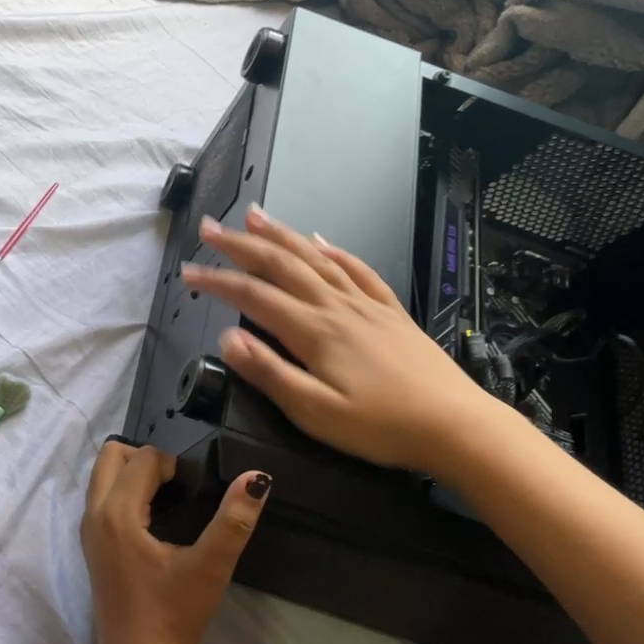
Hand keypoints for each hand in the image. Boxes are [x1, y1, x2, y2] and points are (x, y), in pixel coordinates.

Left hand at [80, 440, 269, 643]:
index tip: (193, 492)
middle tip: (177, 485)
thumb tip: (257, 477)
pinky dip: (123, 492)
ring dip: (132, 474)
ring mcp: (87, 530)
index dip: (172, 465)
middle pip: (111, 455)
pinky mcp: (91, 545)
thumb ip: (234, 520)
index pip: (143, 458)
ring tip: (168, 499)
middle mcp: (93, 513)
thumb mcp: (210, 567)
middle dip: (145, 458)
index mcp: (117, 512)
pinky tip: (154, 519)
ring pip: (103, 476)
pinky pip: (101, 497)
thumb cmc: (173, 615)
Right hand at [180, 202, 507, 473]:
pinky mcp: (391, 313)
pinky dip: (334, 250)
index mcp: (314, 331)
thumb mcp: (314, 411)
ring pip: (316, 259)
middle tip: (210, 228)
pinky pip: (358, 270)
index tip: (187, 272)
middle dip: (241, 245)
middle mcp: (337, 308)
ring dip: (282, 235)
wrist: (456, 426)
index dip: (216, 281)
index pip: (253, 296)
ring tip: (256, 216)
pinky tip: (321, 241)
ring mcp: (367, 306)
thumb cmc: (381, 426)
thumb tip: (227, 338)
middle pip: (282, 265)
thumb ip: (268, 372)